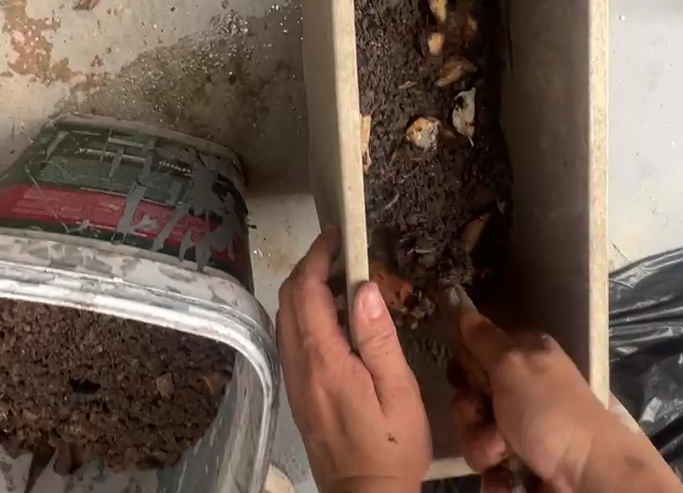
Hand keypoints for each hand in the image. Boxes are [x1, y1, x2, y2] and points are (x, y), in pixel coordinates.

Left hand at [277, 228, 431, 492]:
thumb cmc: (392, 447)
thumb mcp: (399, 392)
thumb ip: (379, 338)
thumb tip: (365, 287)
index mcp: (323, 360)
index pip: (306, 291)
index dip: (317, 255)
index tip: (335, 234)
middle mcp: (299, 365)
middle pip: (287, 298)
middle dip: (308, 266)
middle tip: (339, 251)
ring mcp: (293, 379)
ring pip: (284, 316)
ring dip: (303, 287)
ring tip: (338, 276)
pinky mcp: (296, 391)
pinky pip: (289, 336)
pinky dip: (303, 312)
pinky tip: (331, 315)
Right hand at [453, 310, 682, 492]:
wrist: (590, 477)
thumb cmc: (550, 411)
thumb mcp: (512, 365)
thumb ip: (483, 339)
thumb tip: (462, 307)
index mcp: (525, 356)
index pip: (480, 350)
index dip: (465, 365)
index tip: (461, 376)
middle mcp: (523, 390)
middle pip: (473, 396)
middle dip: (470, 414)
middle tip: (484, 418)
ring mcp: (524, 430)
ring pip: (478, 435)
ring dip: (482, 447)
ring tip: (503, 455)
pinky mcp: (524, 468)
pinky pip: (492, 470)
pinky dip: (496, 478)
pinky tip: (507, 481)